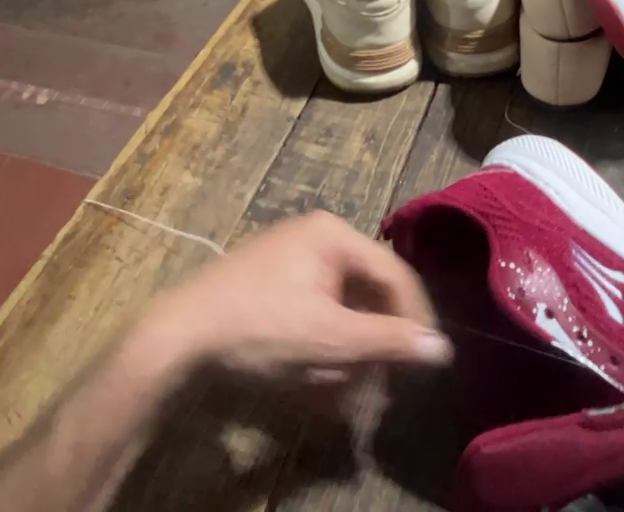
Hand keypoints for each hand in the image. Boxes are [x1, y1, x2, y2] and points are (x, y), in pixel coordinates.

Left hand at [139, 210, 451, 379]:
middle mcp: (315, 234)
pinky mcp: (273, 278)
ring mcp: (291, 254)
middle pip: (367, 289)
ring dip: (346, 349)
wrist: (181, 334)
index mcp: (333, 234)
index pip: (395, 273)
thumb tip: (442, 349)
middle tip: (377, 384)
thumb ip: (388, 341)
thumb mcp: (330, 340)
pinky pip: (316, 307)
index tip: (423, 364)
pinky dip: (322, 342)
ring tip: (338, 388)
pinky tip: (314, 377)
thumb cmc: (261, 328)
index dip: (414, 320)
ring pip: (342, 304)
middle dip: (371, 341)